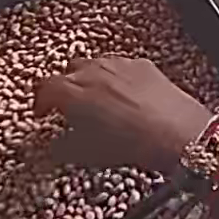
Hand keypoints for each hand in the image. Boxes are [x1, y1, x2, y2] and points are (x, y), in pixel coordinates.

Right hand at [35, 56, 211, 171]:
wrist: (178, 132)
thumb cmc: (133, 144)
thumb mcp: (89, 154)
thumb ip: (63, 145)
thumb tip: (54, 144)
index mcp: (74, 91)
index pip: (45, 87)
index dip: (41, 101)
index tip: (43, 113)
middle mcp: (94, 71)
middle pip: (69, 71)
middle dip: (65, 87)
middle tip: (69, 107)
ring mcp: (119, 64)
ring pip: (95, 64)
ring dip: (90, 79)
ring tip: (97, 100)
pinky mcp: (142, 64)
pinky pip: (120, 65)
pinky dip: (115, 76)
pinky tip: (124, 94)